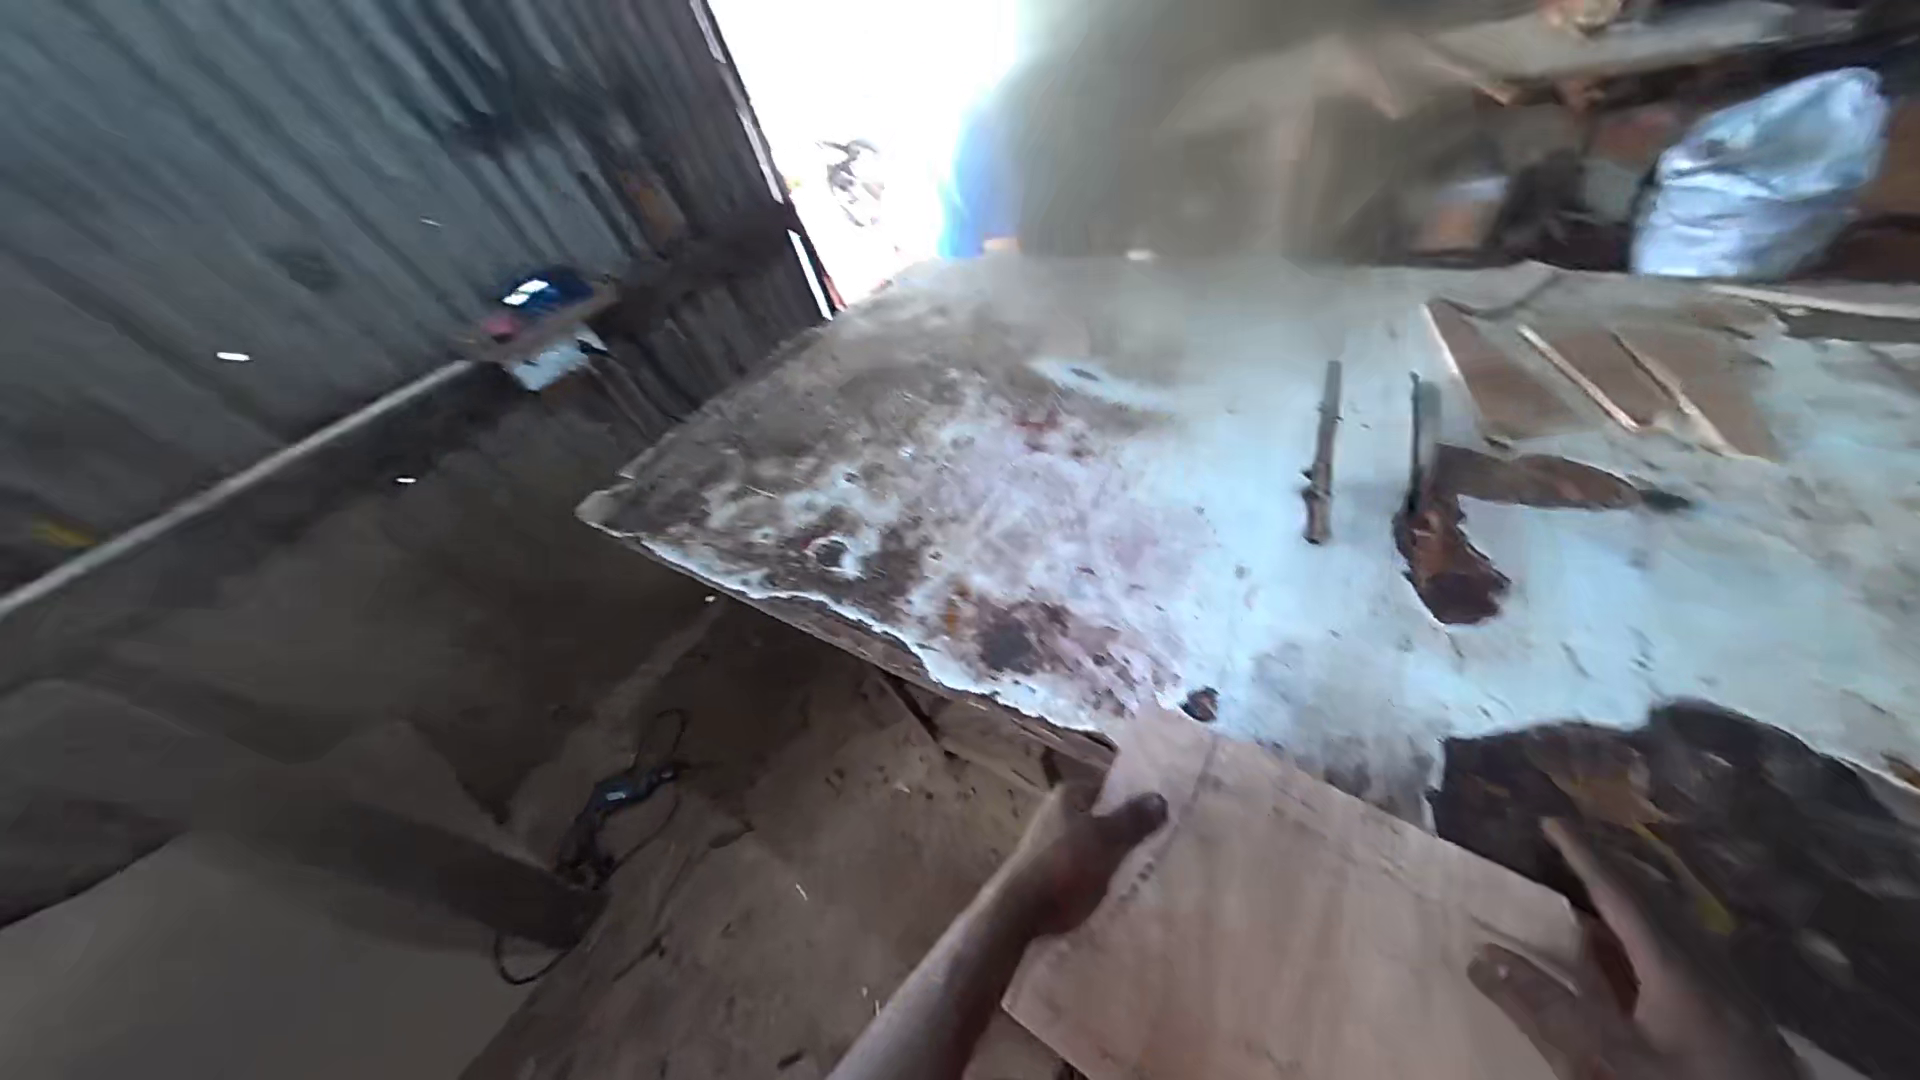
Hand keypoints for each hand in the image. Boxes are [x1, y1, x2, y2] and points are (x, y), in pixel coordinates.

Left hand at [996, 783, 1167, 937]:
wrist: (1020, 910)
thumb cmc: (1063, 865)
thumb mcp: (1103, 840)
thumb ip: (1132, 819)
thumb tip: (1160, 797)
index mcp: (1068, 794)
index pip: (1110, 787)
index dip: (1137, 800)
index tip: (1166, 816)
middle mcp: (1059, 810)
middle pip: (1104, 816)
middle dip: (1129, 830)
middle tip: (1164, 844)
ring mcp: (1054, 840)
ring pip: (1097, 843)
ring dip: (1117, 854)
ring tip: (1150, 867)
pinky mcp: (1054, 868)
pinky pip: (1087, 864)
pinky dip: (1103, 872)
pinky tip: (1125, 887)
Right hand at [1471, 819, 1801, 1079]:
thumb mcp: (1612, 1056)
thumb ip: (1546, 1006)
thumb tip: (1480, 953)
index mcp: (1674, 968)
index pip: (1620, 895)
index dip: (1583, 855)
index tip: (1550, 820)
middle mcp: (1707, 969)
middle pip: (1656, 901)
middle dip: (1610, 865)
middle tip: (1568, 841)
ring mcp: (1731, 993)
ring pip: (1678, 922)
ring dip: (1633, 892)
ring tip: (1596, 878)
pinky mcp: (1742, 1017)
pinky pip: (1689, 946)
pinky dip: (1652, 923)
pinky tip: (1638, 941)